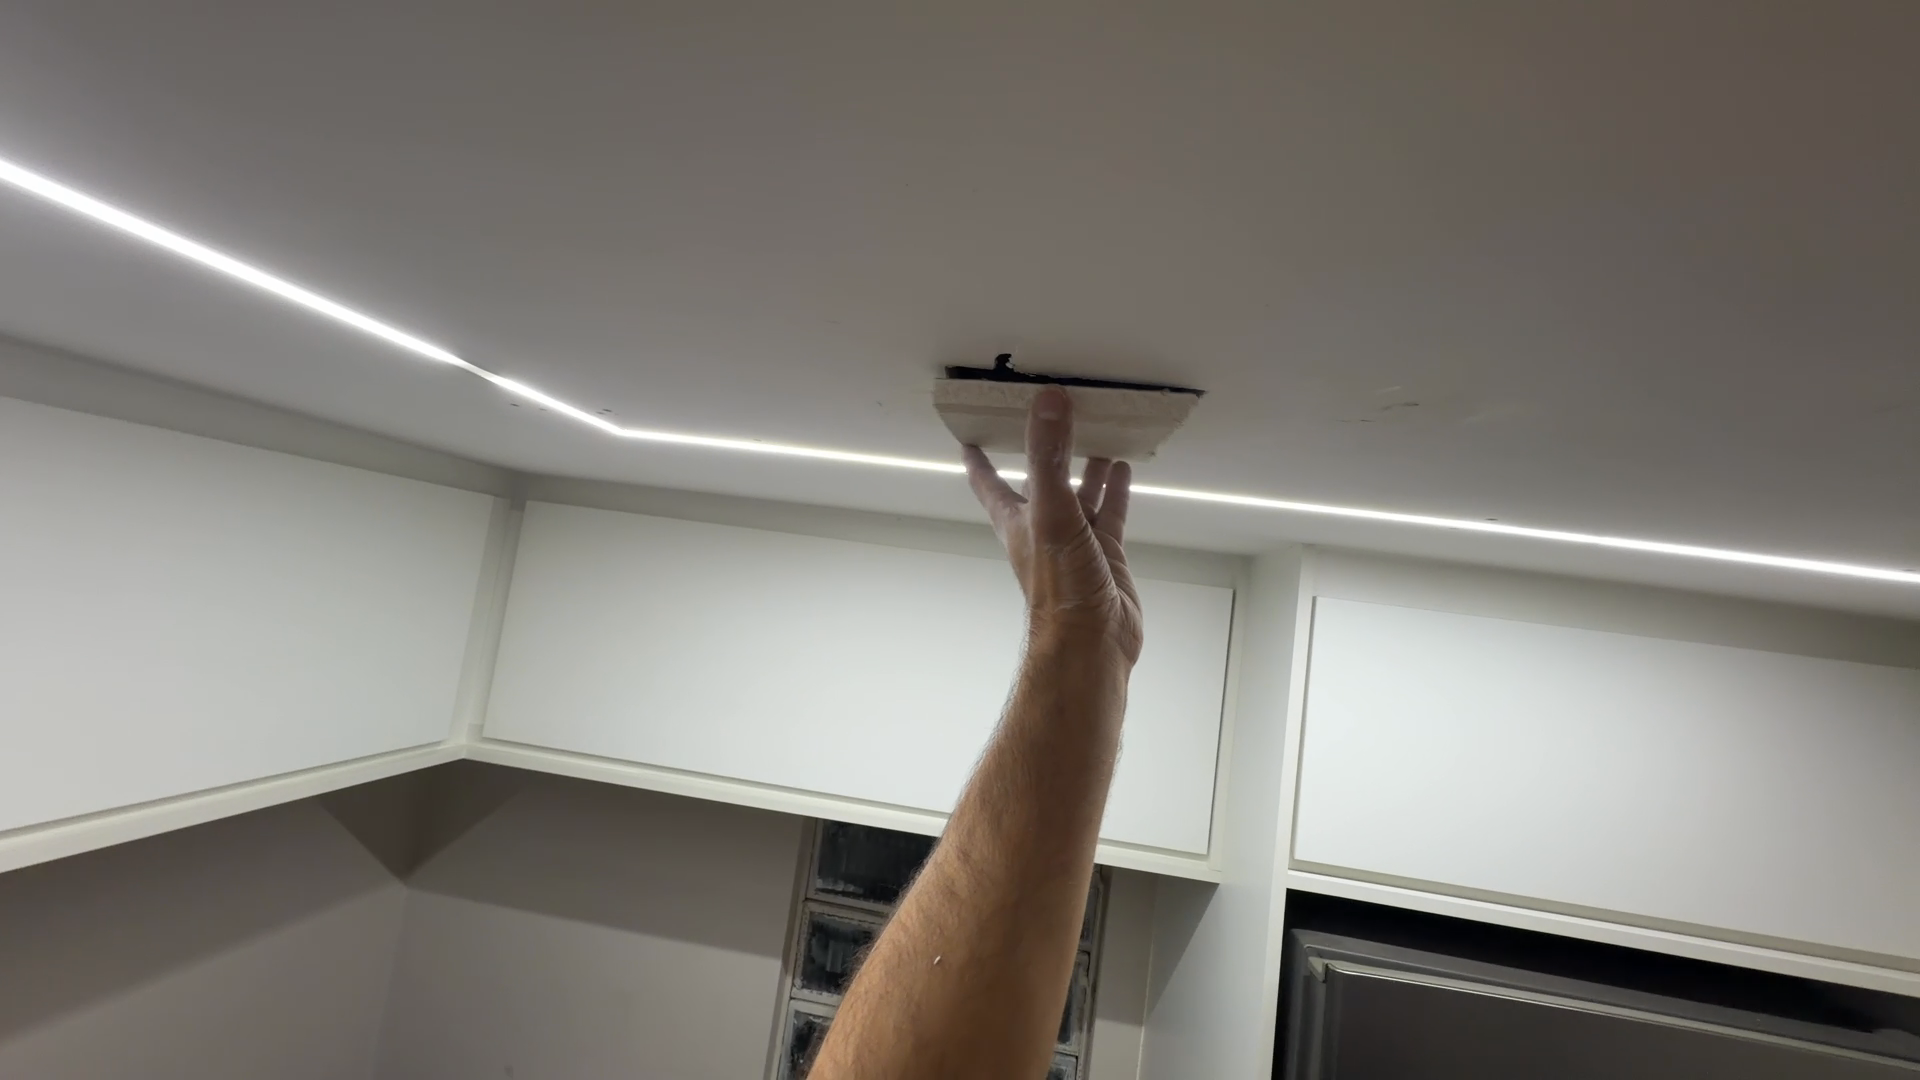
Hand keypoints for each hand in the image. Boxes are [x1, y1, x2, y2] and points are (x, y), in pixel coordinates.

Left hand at [963, 387, 1143, 664]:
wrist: (1090, 642)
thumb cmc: (1060, 586)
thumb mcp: (1051, 512)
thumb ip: (1049, 457)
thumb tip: (1048, 402)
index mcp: (1018, 518)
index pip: (989, 481)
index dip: (978, 457)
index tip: (970, 433)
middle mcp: (1043, 526)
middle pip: (1039, 478)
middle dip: (1042, 450)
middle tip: (1049, 416)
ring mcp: (1074, 539)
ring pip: (1078, 492)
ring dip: (1083, 464)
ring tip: (1095, 430)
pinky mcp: (1103, 553)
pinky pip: (1110, 512)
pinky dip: (1115, 490)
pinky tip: (1122, 468)